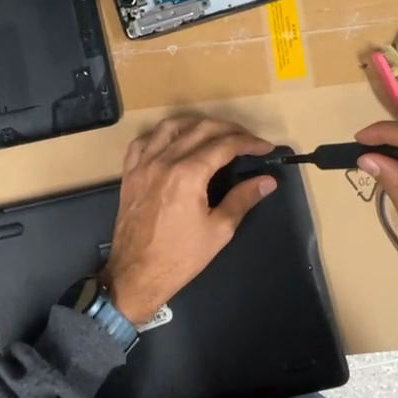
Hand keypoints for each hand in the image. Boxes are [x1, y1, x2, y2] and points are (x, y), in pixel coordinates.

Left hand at [100, 115, 277, 322]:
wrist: (137, 273)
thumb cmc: (180, 256)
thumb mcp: (219, 230)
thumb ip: (243, 199)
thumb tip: (268, 181)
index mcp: (188, 173)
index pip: (224, 145)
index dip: (249, 142)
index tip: (265, 148)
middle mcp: (164, 160)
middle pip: (200, 129)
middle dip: (229, 129)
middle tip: (247, 140)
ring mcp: (143, 165)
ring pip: (170, 127)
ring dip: (195, 124)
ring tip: (214, 133)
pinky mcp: (129, 174)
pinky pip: (143, 142)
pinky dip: (161, 135)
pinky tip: (174, 141)